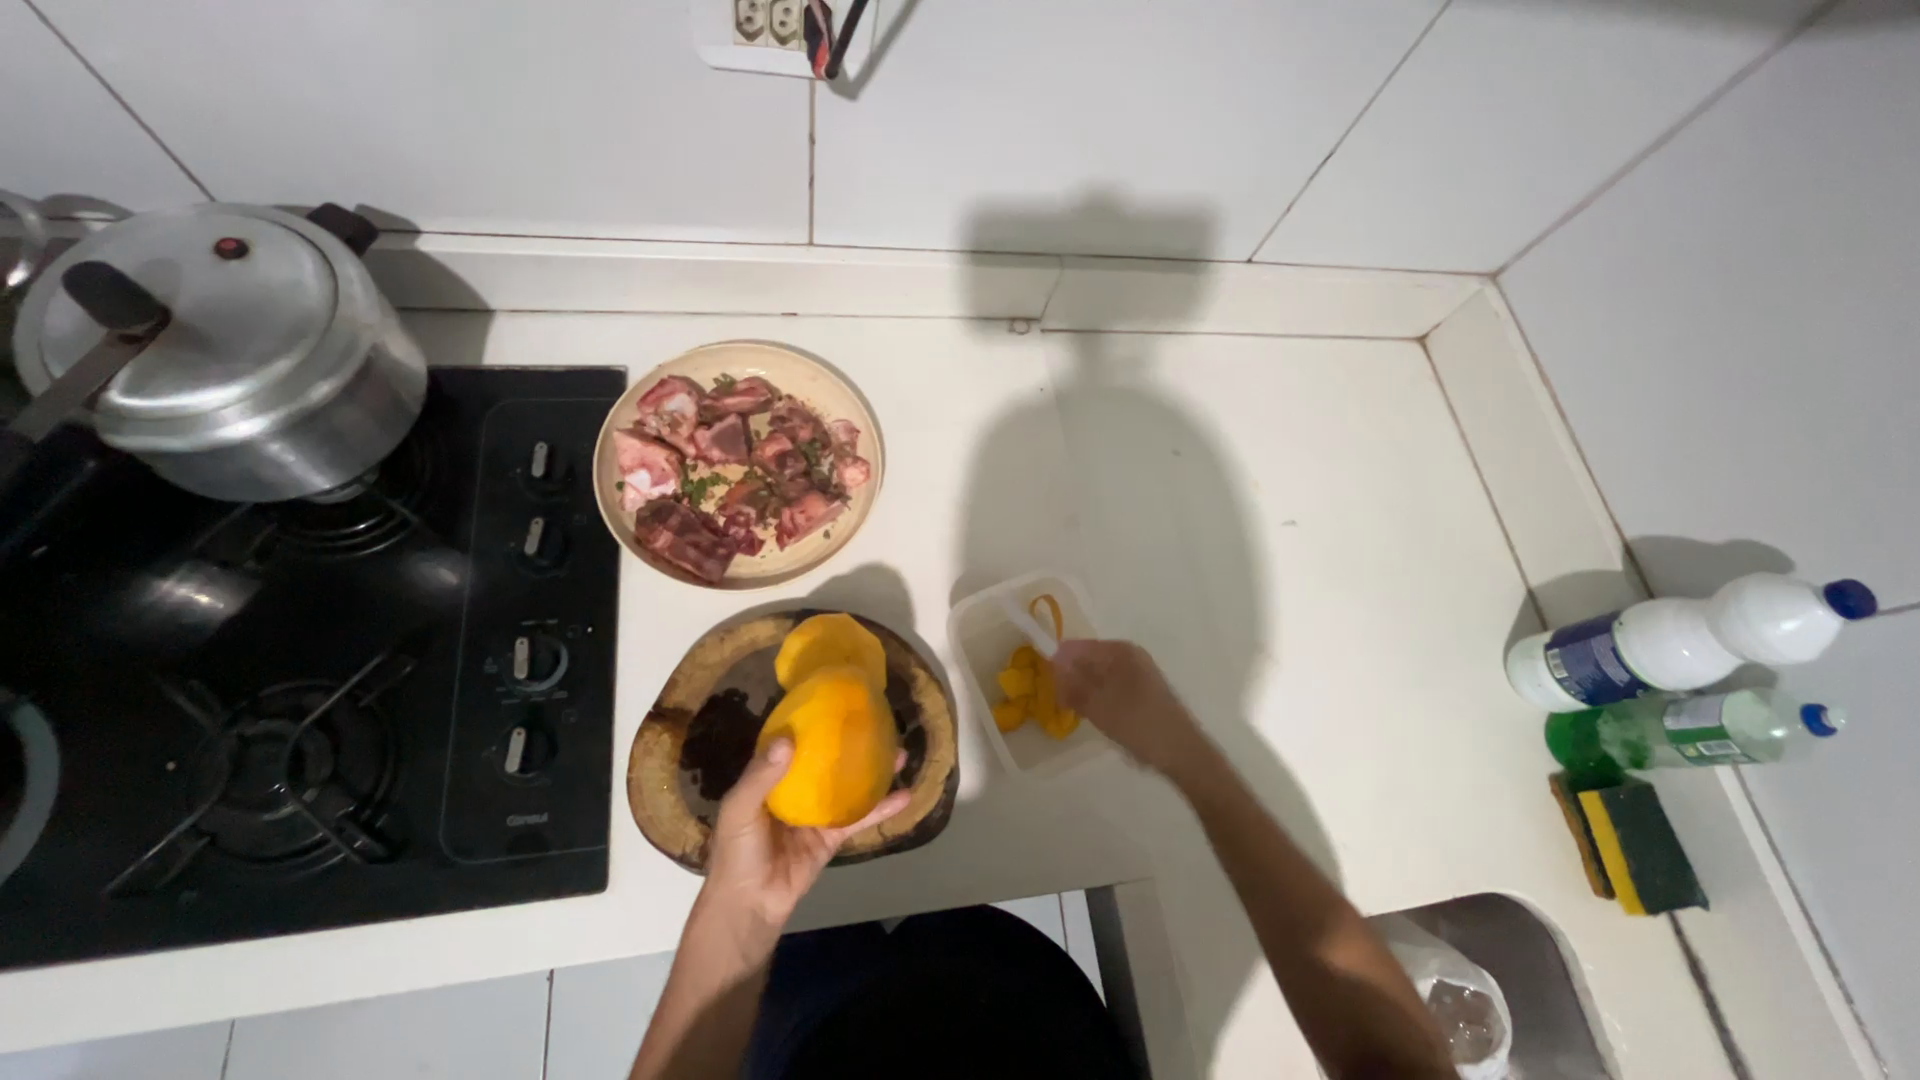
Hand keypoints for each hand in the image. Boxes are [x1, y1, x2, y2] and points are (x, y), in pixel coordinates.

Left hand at [695, 738, 911, 957]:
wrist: (749, 906)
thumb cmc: (736, 852)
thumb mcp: (738, 809)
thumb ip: (760, 776)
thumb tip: (788, 739)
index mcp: (769, 778)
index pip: (793, 742)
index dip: (813, 723)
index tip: (837, 703)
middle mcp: (795, 790)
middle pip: (828, 761)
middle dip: (852, 744)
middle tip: (880, 725)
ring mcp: (817, 814)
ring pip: (849, 786)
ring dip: (874, 772)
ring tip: (901, 754)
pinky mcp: (832, 838)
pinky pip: (859, 819)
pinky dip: (881, 808)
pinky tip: (903, 795)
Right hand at [1052, 639, 1212, 782]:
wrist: (1182, 752)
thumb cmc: (1139, 725)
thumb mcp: (1098, 706)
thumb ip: (1072, 685)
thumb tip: (1053, 668)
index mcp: (1119, 650)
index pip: (1075, 647)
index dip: (1058, 665)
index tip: (1051, 690)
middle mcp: (1129, 655)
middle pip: (1086, 660)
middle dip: (1071, 681)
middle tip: (1066, 707)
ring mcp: (1138, 673)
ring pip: (1097, 677)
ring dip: (1085, 693)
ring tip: (1085, 716)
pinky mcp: (1142, 691)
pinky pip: (1110, 688)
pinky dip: (1100, 700)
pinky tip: (1103, 720)